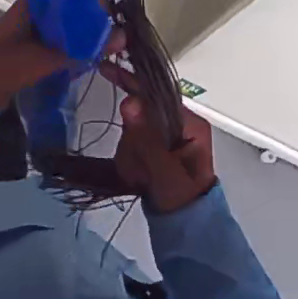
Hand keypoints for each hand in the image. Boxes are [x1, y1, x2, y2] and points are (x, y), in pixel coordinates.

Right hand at [100, 59, 217, 212]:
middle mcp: (177, 124)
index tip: (107, 68)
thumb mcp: (165, 171)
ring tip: (142, 177)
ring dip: (131, 155)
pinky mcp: (152, 147)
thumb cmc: (183, 198)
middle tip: (139, 167)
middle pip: (140, 114)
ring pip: (131, 131)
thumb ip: (146, 137)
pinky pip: (130, 145)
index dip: (132, 80)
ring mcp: (163, 136)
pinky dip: (129, 161)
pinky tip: (139, 177)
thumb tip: (129, 101)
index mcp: (190, 123)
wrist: (187, 230)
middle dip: (133, 141)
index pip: (157, 93)